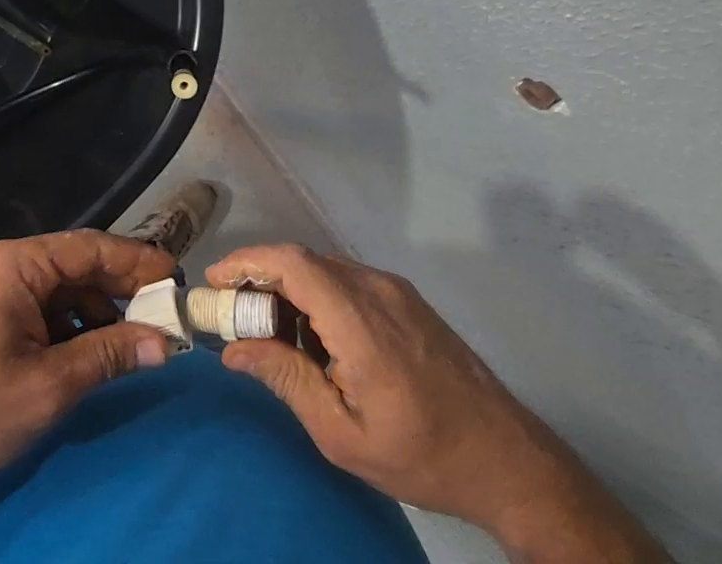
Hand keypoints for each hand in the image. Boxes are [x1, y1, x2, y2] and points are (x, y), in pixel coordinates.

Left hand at [0, 230, 175, 490]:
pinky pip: (49, 306)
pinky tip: (101, 348)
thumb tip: (166, 342)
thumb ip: (108, 355)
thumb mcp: (48, 386)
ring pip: (68, 287)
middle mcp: (8, 265)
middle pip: (80, 263)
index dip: (138, 261)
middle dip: (125, 287)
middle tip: (169, 310)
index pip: (90, 248)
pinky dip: (78, 323)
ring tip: (143, 336)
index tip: (178, 280)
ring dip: (104, 309)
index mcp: (16, 266)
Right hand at [206, 245, 667, 562]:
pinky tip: (312, 339)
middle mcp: (380, 291)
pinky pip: (349, 283)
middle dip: (260, 280)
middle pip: (305, 261)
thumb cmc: (422, 453)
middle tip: (231, 318)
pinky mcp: (409, 303)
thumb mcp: (342, 434)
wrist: (508, 459)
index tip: (213, 284)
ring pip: (327, 270)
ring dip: (289, 290)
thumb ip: (287, 380)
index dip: (247, 263)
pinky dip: (317, 298)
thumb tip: (233, 349)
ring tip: (267, 335)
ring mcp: (398, 293)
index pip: (294, 263)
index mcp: (362, 321)